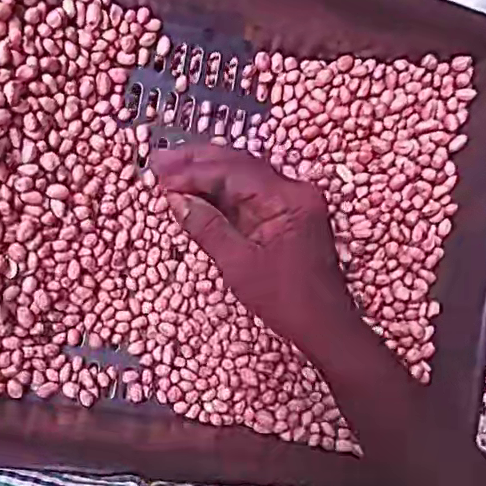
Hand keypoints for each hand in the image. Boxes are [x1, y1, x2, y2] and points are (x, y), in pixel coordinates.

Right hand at [153, 142, 365, 355]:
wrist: (325, 325)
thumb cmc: (286, 300)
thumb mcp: (239, 265)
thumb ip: (207, 227)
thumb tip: (176, 200)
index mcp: (288, 199)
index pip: (234, 172)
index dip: (194, 172)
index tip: (162, 176)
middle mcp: (294, 191)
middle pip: (239, 164)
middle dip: (197, 161)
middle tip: (160, 160)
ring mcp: (292, 202)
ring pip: (243, 176)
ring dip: (206, 173)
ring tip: (170, 170)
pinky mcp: (286, 215)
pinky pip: (249, 194)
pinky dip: (220, 192)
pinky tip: (196, 191)